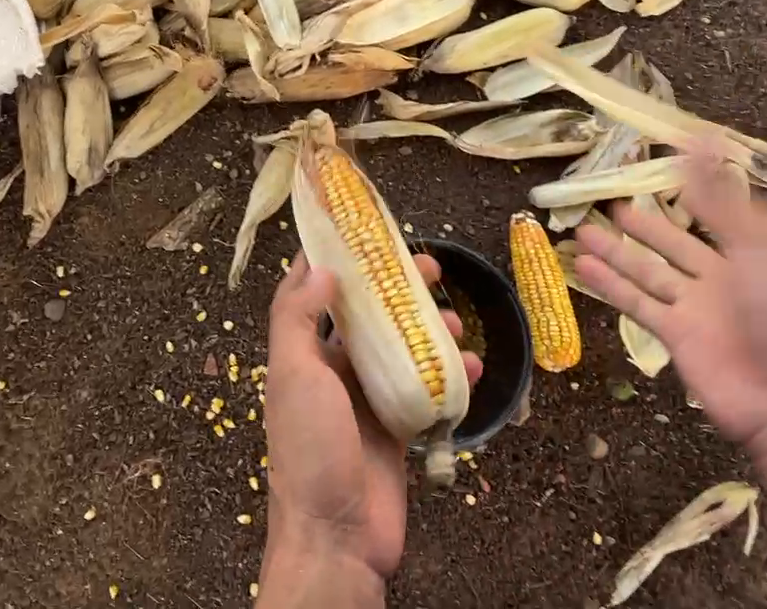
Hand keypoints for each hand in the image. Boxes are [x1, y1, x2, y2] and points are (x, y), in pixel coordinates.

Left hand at [259, 253, 483, 590]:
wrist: (338, 537)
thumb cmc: (309, 449)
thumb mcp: (293, 375)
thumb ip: (297, 319)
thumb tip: (319, 267)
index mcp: (302, 353)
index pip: (313, 292)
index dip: (334, 260)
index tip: (361, 230)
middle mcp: (332, 370)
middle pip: (366, 315)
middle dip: (394, 287)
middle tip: (429, 266)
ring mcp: (367, 398)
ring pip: (401, 347)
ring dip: (428, 328)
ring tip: (454, 318)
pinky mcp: (398, 427)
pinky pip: (426, 389)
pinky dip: (450, 376)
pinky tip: (473, 367)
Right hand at [573, 146, 766, 460]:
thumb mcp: (764, 249)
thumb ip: (721, 200)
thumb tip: (699, 141)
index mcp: (760, 254)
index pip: (721, 215)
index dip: (694, 194)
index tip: (663, 171)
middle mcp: (727, 279)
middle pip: (677, 244)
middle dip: (646, 227)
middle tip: (612, 207)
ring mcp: (699, 310)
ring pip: (648, 272)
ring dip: (615, 252)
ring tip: (582, 230)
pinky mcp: (676, 337)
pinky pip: (637, 304)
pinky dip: (609, 285)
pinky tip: (581, 266)